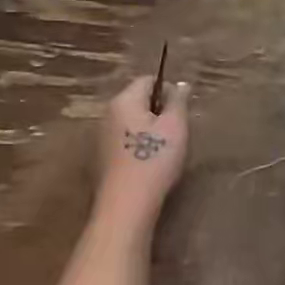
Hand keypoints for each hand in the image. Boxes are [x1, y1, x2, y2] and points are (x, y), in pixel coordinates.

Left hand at [96, 74, 189, 216]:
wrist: (127, 205)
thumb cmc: (154, 160)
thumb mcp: (175, 127)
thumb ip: (178, 101)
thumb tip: (180, 84)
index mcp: (123, 101)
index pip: (147, 80)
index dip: (168, 90)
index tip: (182, 111)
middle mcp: (107, 114)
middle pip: (138, 102)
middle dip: (159, 112)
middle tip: (177, 132)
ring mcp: (101, 138)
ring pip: (132, 123)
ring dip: (150, 131)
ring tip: (166, 151)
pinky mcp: (103, 159)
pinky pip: (125, 142)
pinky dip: (139, 146)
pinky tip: (150, 165)